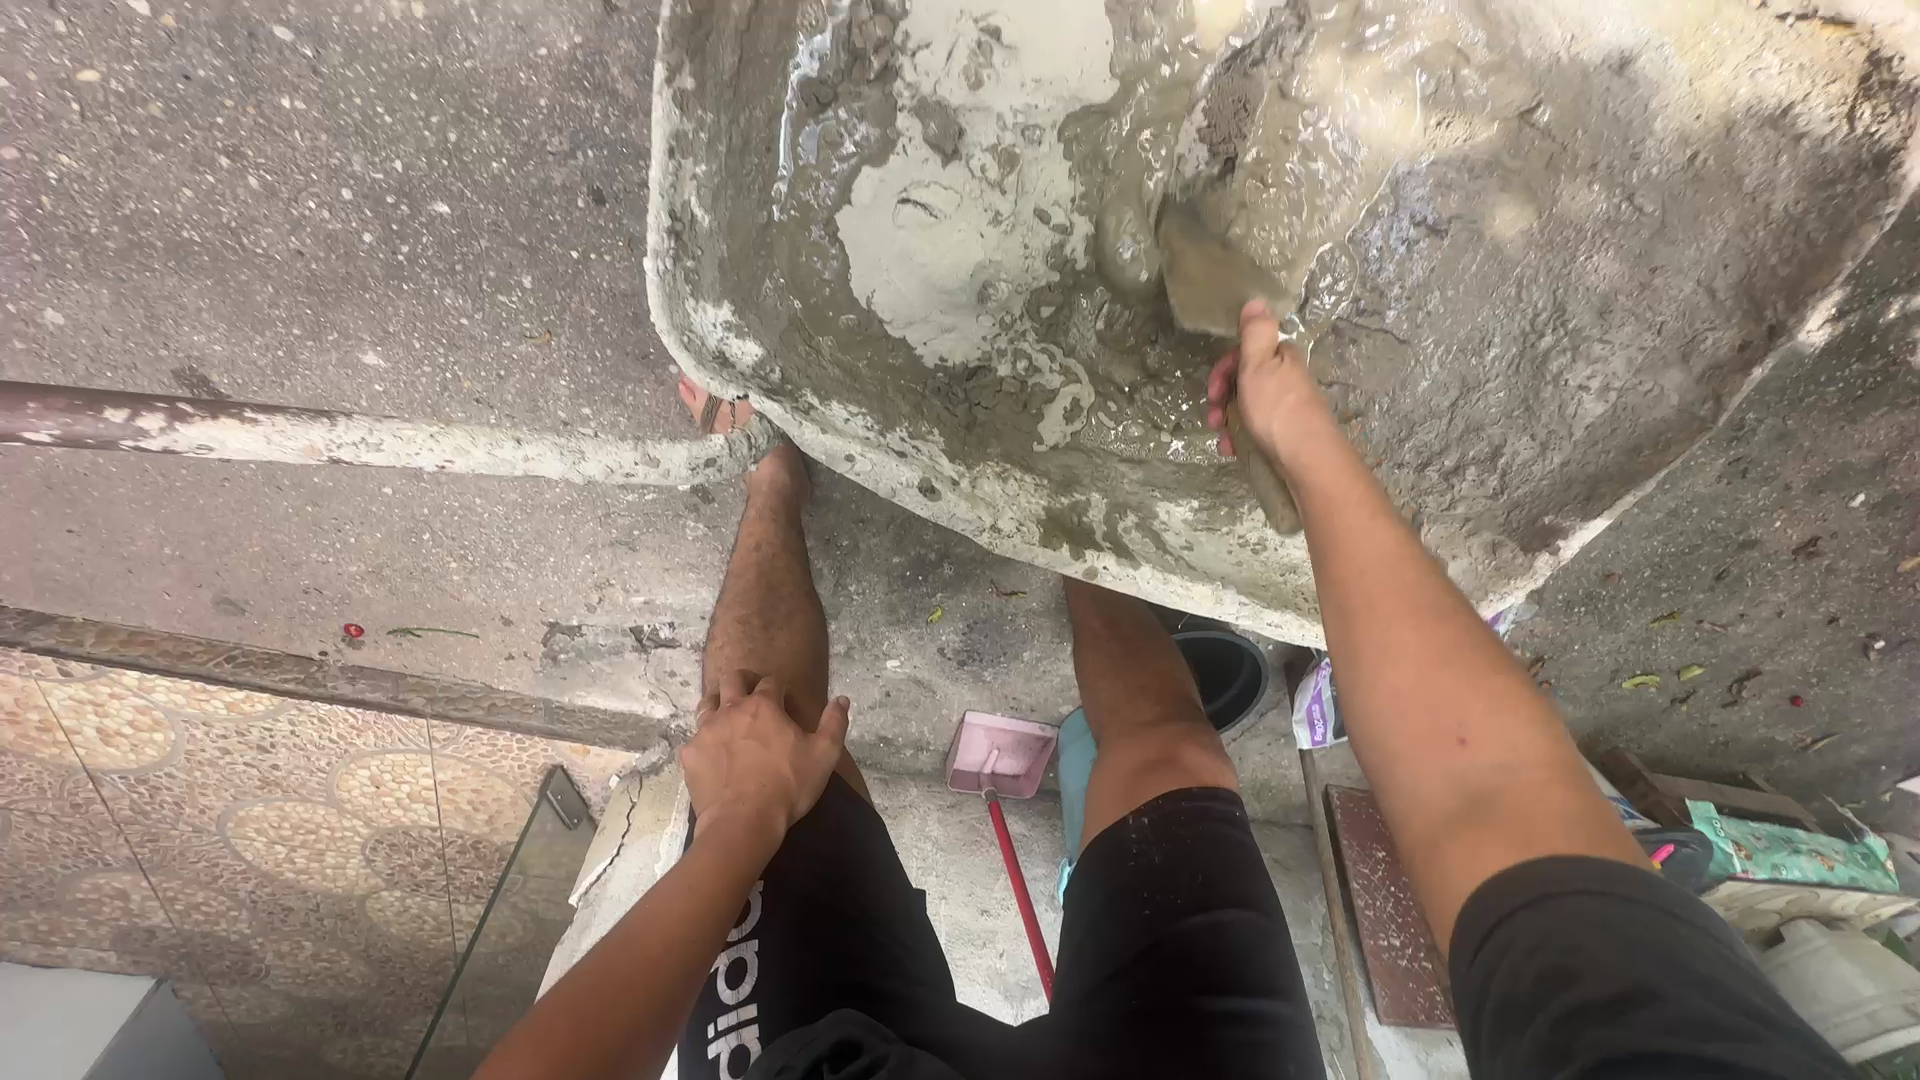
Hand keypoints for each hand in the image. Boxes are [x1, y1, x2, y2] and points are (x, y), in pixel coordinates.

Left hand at [681, 670, 849, 848]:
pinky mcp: (690, 754)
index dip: (780, 688)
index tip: (785, 703)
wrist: (742, 822)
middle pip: (732, 679)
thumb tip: (842, 699)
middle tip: (752, 695)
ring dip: (719, 704)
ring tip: (728, 719)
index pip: (771, 681)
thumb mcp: (824, 754)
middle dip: (743, 681)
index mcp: (764, 706)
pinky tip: (714, 755)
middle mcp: (732, 710)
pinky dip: (705, 739)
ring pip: (707, 703)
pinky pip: (695, 737)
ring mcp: (706, 730)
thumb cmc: (787, 786)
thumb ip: (834, 722)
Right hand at [1206, 300, 1332, 463]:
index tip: (1214, 388)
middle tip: (1212, 414)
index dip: (1223, 368)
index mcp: (1280, 359)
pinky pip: (1252, 429)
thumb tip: (1256, 300)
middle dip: (1221, 398)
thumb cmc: (1277, 409)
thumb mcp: (1260, 364)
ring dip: (1225, 421)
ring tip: (1221, 437)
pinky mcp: (1281, 433)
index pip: (1245, 353)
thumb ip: (1255, 333)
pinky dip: (1237, 438)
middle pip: (1242, 381)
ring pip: (1243, 408)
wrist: (1305, 458)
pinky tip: (1232, 449)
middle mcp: (1284, 380)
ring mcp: (1283, 408)